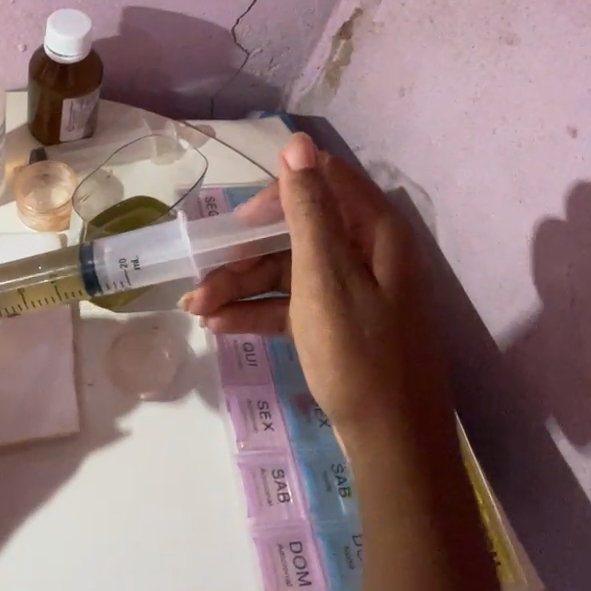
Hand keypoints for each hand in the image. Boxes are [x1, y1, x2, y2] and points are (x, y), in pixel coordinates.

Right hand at [183, 133, 448, 441]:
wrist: (394, 448)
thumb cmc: (359, 355)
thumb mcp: (324, 278)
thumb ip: (307, 209)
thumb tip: (297, 142)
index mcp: (374, 231)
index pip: (322, 183)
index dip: (276, 194)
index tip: (239, 222)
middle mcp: (366, 253)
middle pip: (296, 233)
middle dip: (243, 256)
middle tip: (200, 278)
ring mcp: (354, 291)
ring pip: (288, 271)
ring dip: (241, 286)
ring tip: (196, 309)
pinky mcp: (341, 324)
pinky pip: (294, 303)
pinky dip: (259, 311)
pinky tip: (220, 326)